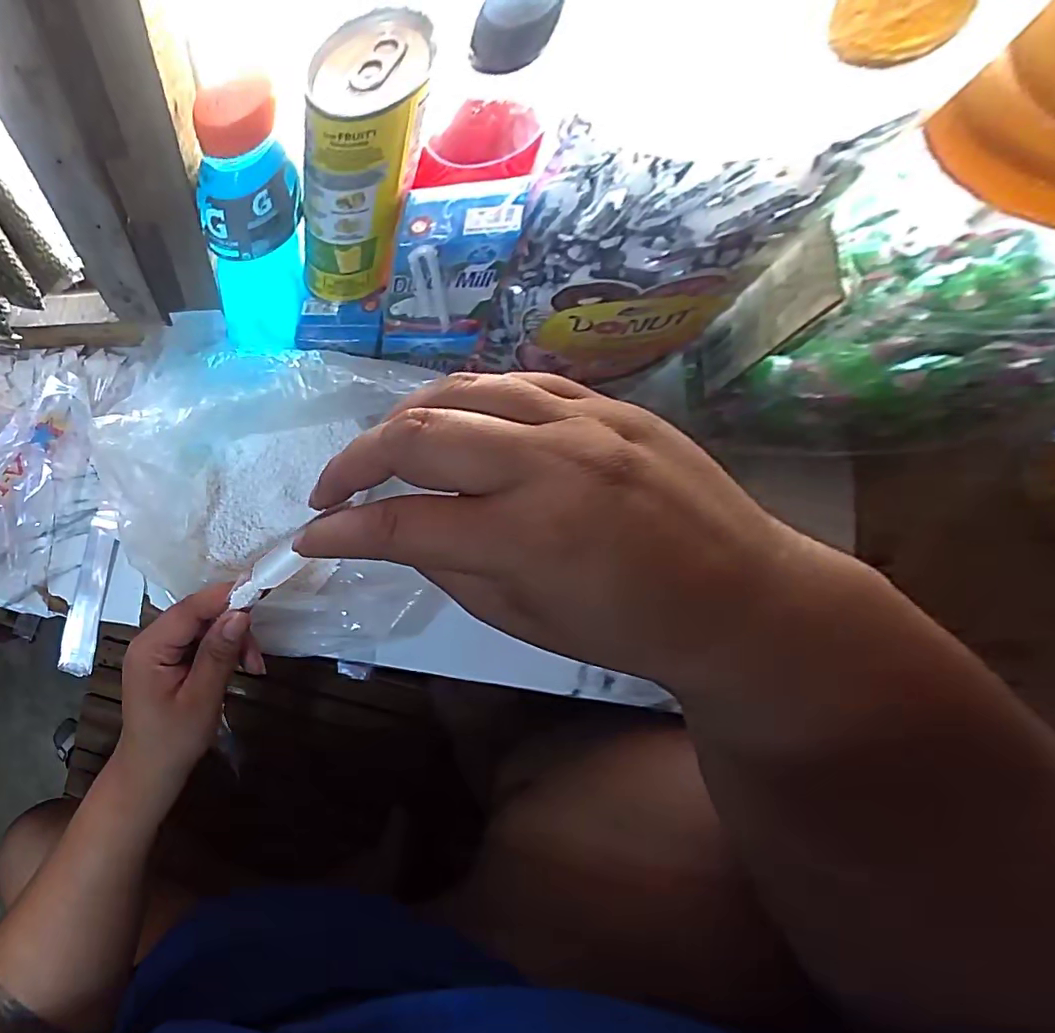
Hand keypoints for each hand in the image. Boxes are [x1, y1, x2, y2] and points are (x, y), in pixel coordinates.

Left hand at [115, 583, 264, 801]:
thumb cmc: (172, 741)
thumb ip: (218, 654)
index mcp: (149, 648)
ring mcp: (157, 650)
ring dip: (230, 640)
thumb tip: (239, 614)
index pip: (187, 609)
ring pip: (201, 627)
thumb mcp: (201, 698)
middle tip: (258, 652)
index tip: (257, 588)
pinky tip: (240, 667)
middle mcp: (149, 641)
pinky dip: (221, 650)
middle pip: (195, 615)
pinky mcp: (167, 660)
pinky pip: (197, 642)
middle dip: (231, 625)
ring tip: (253, 667)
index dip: (222, 597)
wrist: (150, 772)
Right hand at [295, 373, 842, 693]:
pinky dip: (458, 401)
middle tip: (328, 491)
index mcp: (529, 536)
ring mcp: (581, 420)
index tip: (308, 539)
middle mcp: (549, 463)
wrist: (746, 596)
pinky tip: (444, 425)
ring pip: (455, 391)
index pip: (401, 522)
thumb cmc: (622, 627)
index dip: (341, 531)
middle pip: (415, 434)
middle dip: (351, 462)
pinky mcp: (603, 401)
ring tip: (377, 453)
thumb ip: (441, 562)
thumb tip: (388, 528)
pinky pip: (508, 382)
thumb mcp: (515, 615)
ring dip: (397, 422)